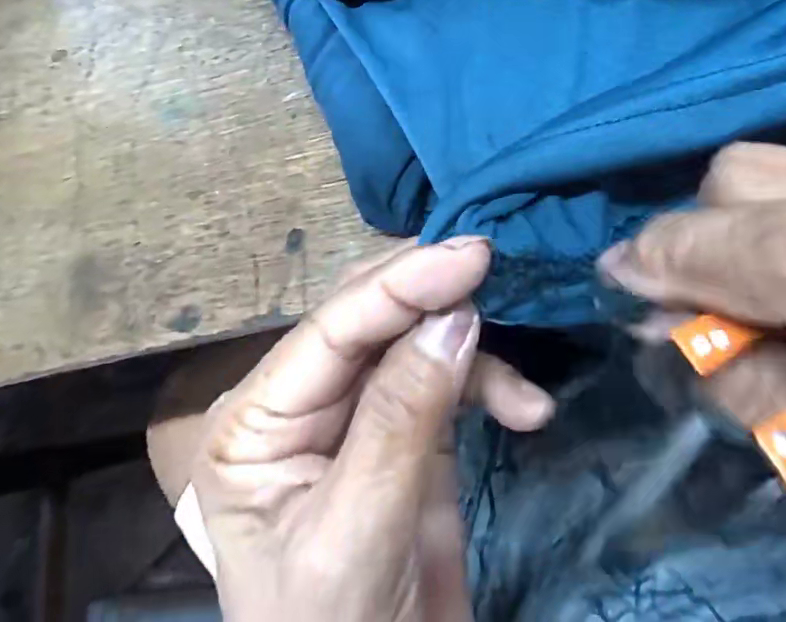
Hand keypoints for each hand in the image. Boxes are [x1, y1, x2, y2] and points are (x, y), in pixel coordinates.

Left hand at [179, 237, 553, 621]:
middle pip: (371, 317)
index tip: (471, 253)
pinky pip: (450, 377)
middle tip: (494, 268)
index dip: (402, 283)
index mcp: (256, 420)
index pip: (331, 327)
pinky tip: (528, 411)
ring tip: (518, 388)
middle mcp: (301, 400)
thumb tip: (455, 315)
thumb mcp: (360, 532)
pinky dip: (491, 385)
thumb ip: (402, 417)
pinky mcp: (406, 426)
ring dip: (473, 351)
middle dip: (433, 295)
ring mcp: (356, 410)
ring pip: (417, 337)